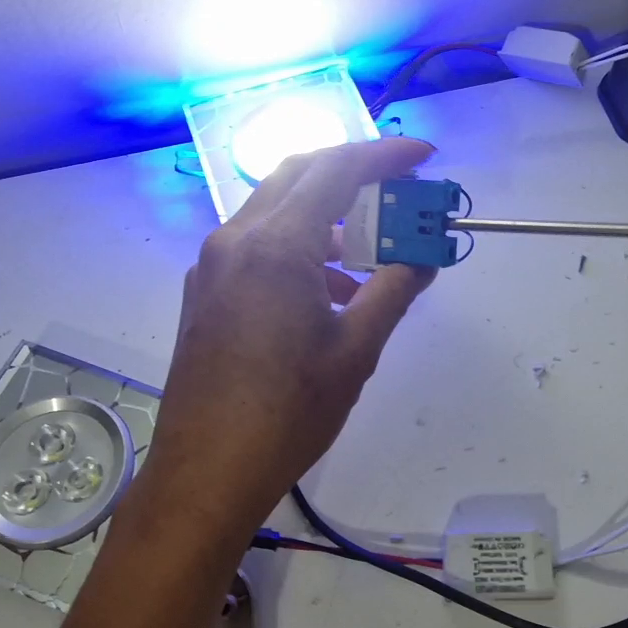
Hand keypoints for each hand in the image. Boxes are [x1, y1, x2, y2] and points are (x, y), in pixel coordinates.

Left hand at [144, 138, 438, 530]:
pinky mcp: (205, 292)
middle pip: (299, 174)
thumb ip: (393, 291)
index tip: (423, 156)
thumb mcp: (356, 351)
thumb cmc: (289, 412)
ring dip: (326, 216)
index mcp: (275, 246)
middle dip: (353, 172)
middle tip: (397, 190)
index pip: (336, 170)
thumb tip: (422, 258)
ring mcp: (213, 266)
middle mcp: (236, 240)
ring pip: (276, 210)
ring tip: (369, 255)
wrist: (206, 473)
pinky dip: (298, 248)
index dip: (384, 154)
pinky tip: (328, 294)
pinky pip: (256, 246)